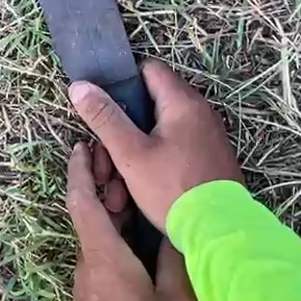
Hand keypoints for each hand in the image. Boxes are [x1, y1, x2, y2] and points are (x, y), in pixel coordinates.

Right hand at [68, 59, 241, 230]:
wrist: (220, 232)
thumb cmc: (172, 189)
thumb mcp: (130, 154)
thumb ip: (105, 118)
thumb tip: (80, 86)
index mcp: (183, 103)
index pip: (149, 68)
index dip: (122, 81)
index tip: (103, 105)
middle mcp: (200, 112)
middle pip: (151, 103)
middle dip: (122, 125)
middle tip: (103, 154)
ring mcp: (207, 136)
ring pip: (159, 130)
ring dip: (133, 148)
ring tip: (116, 180)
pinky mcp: (208, 158)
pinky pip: (173, 147)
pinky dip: (153, 159)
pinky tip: (138, 185)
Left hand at [68, 139, 199, 300]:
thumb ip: (176, 259)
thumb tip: (174, 226)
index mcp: (104, 256)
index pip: (83, 202)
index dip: (80, 171)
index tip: (82, 145)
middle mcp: (90, 264)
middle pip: (89, 214)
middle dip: (100, 181)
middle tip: (116, 154)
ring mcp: (90, 284)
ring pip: (96, 234)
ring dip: (109, 207)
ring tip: (129, 184)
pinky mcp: (95, 300)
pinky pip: (101, 254)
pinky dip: (113, 232)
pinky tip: (135, 232)